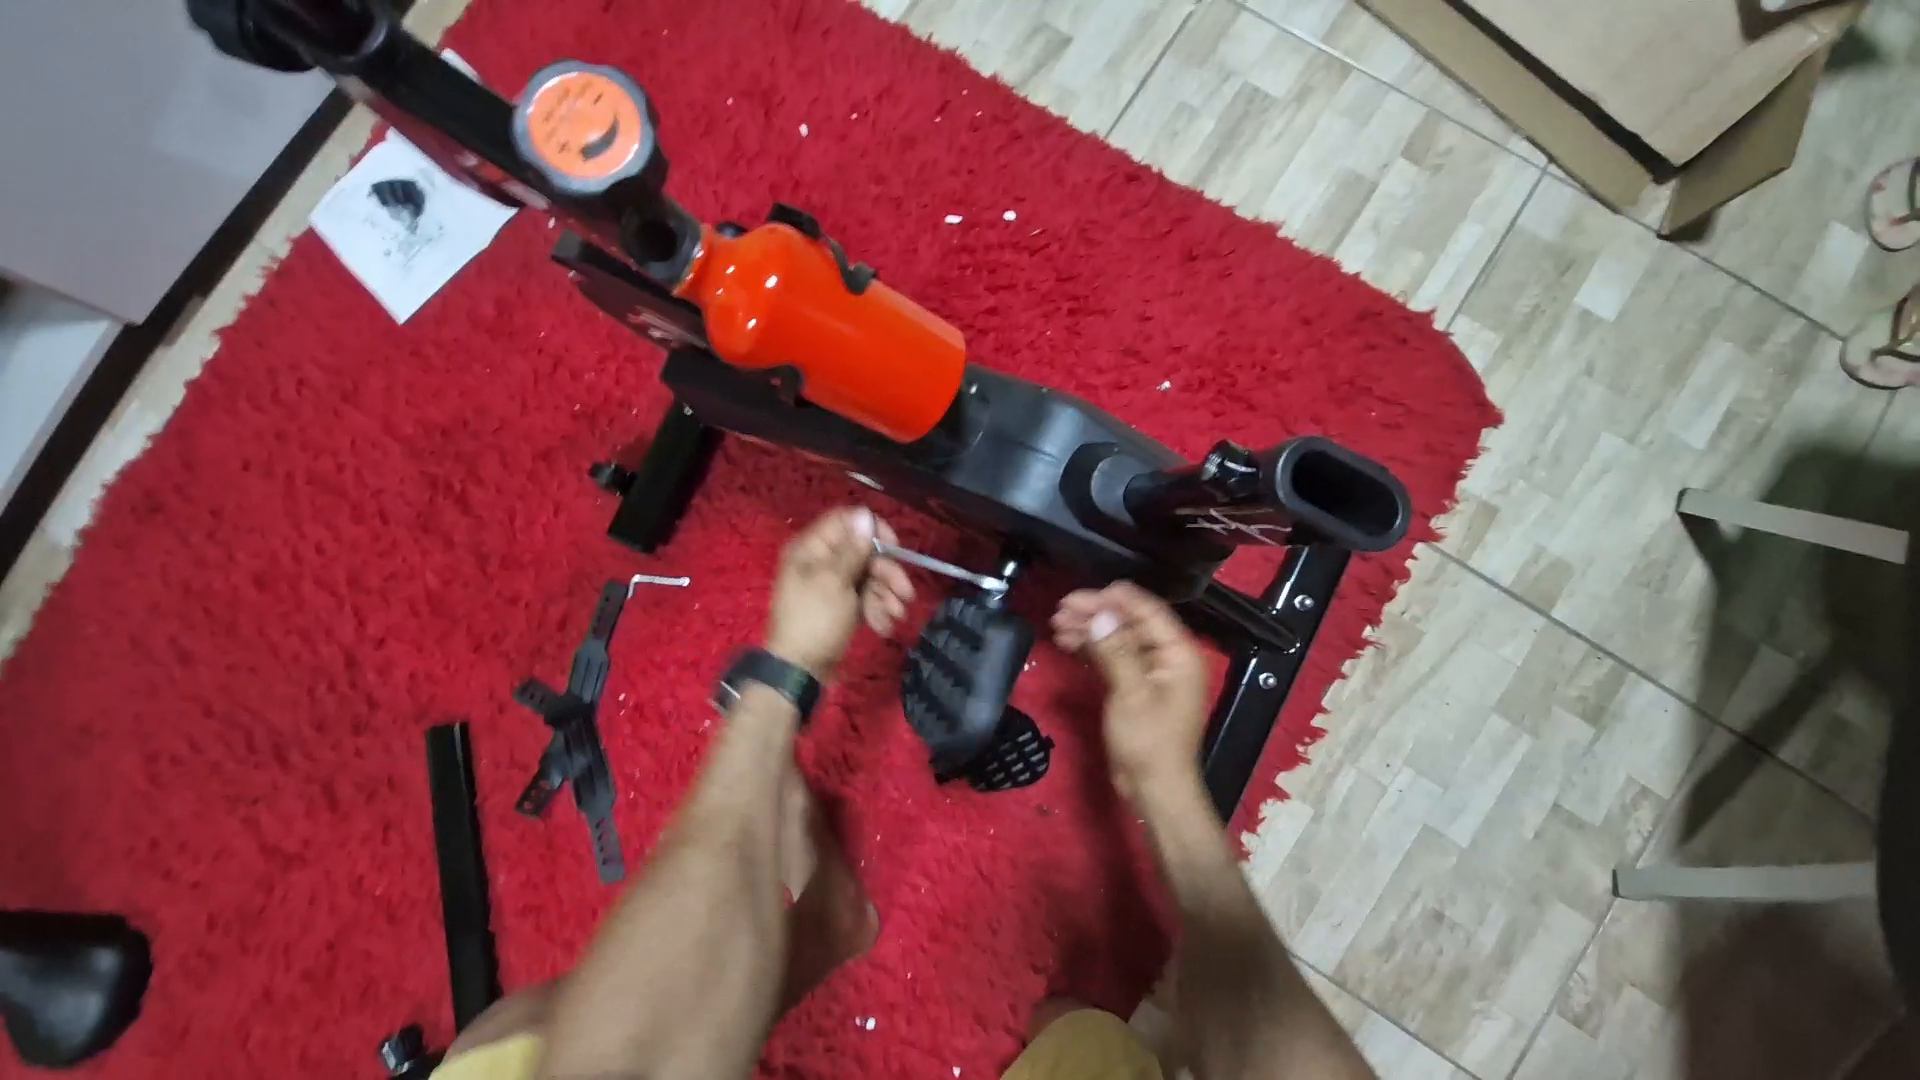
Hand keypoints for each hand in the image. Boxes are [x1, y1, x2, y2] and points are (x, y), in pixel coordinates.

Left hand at [764, 507, 915, 679]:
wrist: (800, 671)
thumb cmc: (814, 621)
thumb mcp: (834, 581)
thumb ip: (853, 549)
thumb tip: (864, 514)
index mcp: (811, 549)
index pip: (846, 521)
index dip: (873, 530)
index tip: (894, 547)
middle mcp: (821, 562)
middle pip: (864, 552)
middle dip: (887, 573)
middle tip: (906, 593)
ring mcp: (832, 585)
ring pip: (869, 577)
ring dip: (886, 595)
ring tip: (896, 616)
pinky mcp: (842, 606)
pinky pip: (865, 598)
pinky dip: (877, 610)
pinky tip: (882, 627)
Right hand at [1052, 582, 1210, 801]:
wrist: (1154, 790)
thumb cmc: (1149, 743)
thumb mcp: (1131, 694)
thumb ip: (1116, 651)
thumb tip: (1099, 615)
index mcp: (1178, 653)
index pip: (1148, 611)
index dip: (1114, 599)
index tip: (1080, 596)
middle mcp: (1167, 657)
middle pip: (1129, 623)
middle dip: (1096, 614)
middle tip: (1061, 610)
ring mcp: (1151, 673)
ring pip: (1118, 639)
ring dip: (1090, 630)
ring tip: (1057, 625)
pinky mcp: (1134, 688)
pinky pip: (1113, 657)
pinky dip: (1092, 649)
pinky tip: (1068, 644)